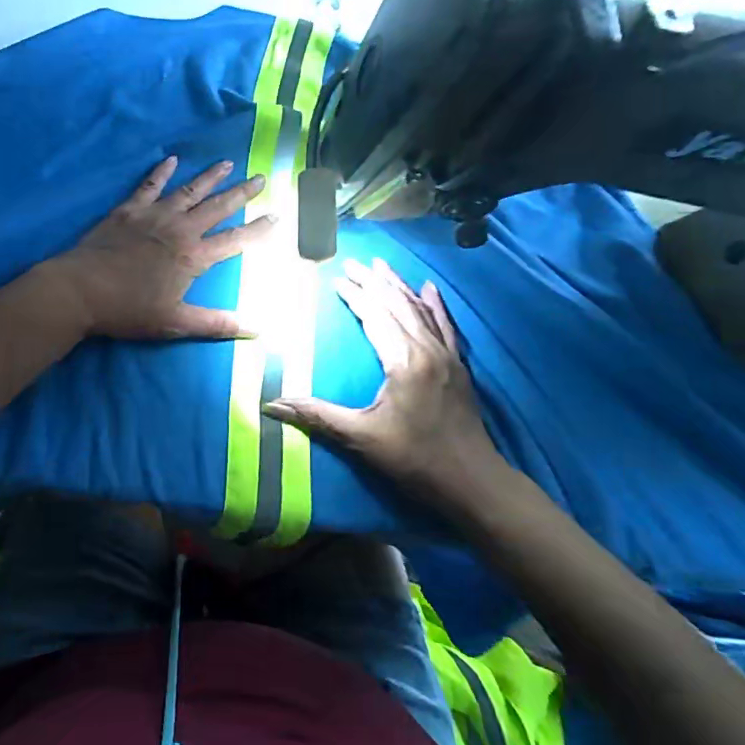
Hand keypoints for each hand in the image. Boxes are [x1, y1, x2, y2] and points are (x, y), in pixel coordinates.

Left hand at [38, 156, 271, 340]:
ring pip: (188, 191)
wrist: (82, 290)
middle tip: (260, 178)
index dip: (257, 230)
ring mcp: (153, 216)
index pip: (235, 241)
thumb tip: (254, 329)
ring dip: (209, 177)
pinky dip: (161, 172)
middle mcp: (179, 230)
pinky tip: (171, 159)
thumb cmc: (128, 310)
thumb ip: (214, 324)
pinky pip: (149, 186)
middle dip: (241, 193)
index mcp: (193, 257)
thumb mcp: (174, 323)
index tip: (276, 216)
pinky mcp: (128, 210)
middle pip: (217, 208)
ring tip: (226, 163)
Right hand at [263, 258, 520, 515]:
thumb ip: (317, 416)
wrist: (473, 482)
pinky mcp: (459, 368)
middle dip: (375, 282)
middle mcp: (429, 351)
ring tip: (383, 265)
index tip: (336, 279)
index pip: (376, 317)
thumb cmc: (415, 460)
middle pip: (399, 306)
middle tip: (355, 262)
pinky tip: (430, 289)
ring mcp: (448, 358)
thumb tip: (272, 406)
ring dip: (400, 287)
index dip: (356, 296)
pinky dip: (435, 305)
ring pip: (422, 311)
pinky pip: (446, 326)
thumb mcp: (361, 438)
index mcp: (405, 362)